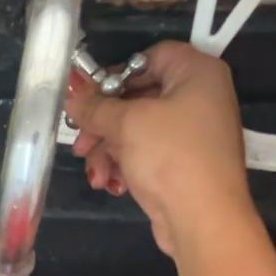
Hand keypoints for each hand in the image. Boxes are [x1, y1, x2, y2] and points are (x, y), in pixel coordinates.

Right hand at [65, 41, 255, 258]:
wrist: (202, 218)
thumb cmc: (171, 156)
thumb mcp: (126, 125)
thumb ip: (95, 108)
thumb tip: (72, 97)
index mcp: (196, 73)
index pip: (150, 57)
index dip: (115, 75)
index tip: (87, 98)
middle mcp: (198, 97)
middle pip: (137, 98)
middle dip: (103, 125)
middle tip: (80, 144)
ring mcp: (190, 133)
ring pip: (136, 131)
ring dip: (108, 153)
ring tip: (97, 175)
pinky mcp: (181, 164)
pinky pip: (145, 154)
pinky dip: (125, 166)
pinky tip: (114, 185)